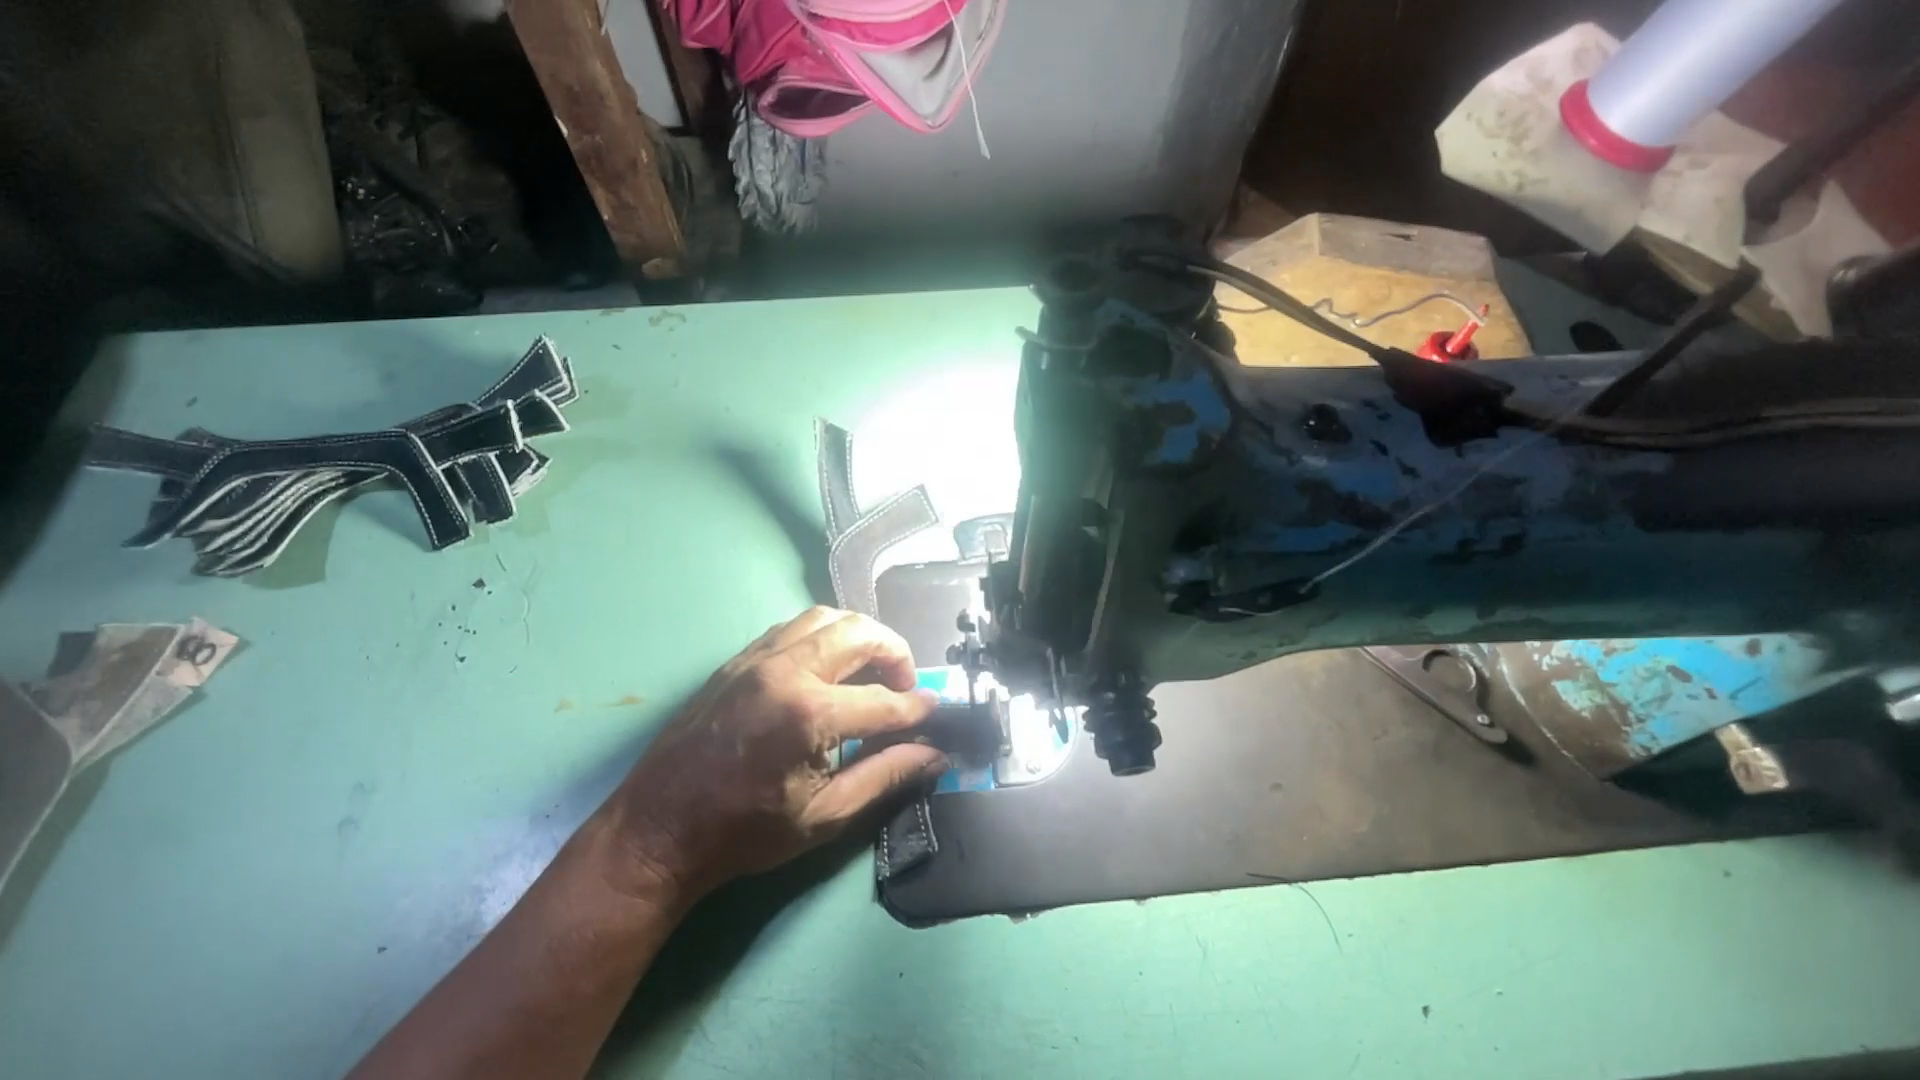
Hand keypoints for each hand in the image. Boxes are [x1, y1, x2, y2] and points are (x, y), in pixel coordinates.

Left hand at [589, 607, 944, 906]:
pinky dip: (822, 637)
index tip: (937, 713)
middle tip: (906, 686)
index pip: (884, 701)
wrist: (659, 830)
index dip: (918, 709)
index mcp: (809, 712)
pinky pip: (791, 628)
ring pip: (824, 617)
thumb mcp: (825, 815)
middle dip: (895, 653)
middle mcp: (785, 670)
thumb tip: (935, 753)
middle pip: (859, 632)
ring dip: (859, 635)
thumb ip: (886, 775)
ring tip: (872, 670)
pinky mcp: (736, 662)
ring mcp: (755, 659)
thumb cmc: (744, 833)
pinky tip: (828, 669)